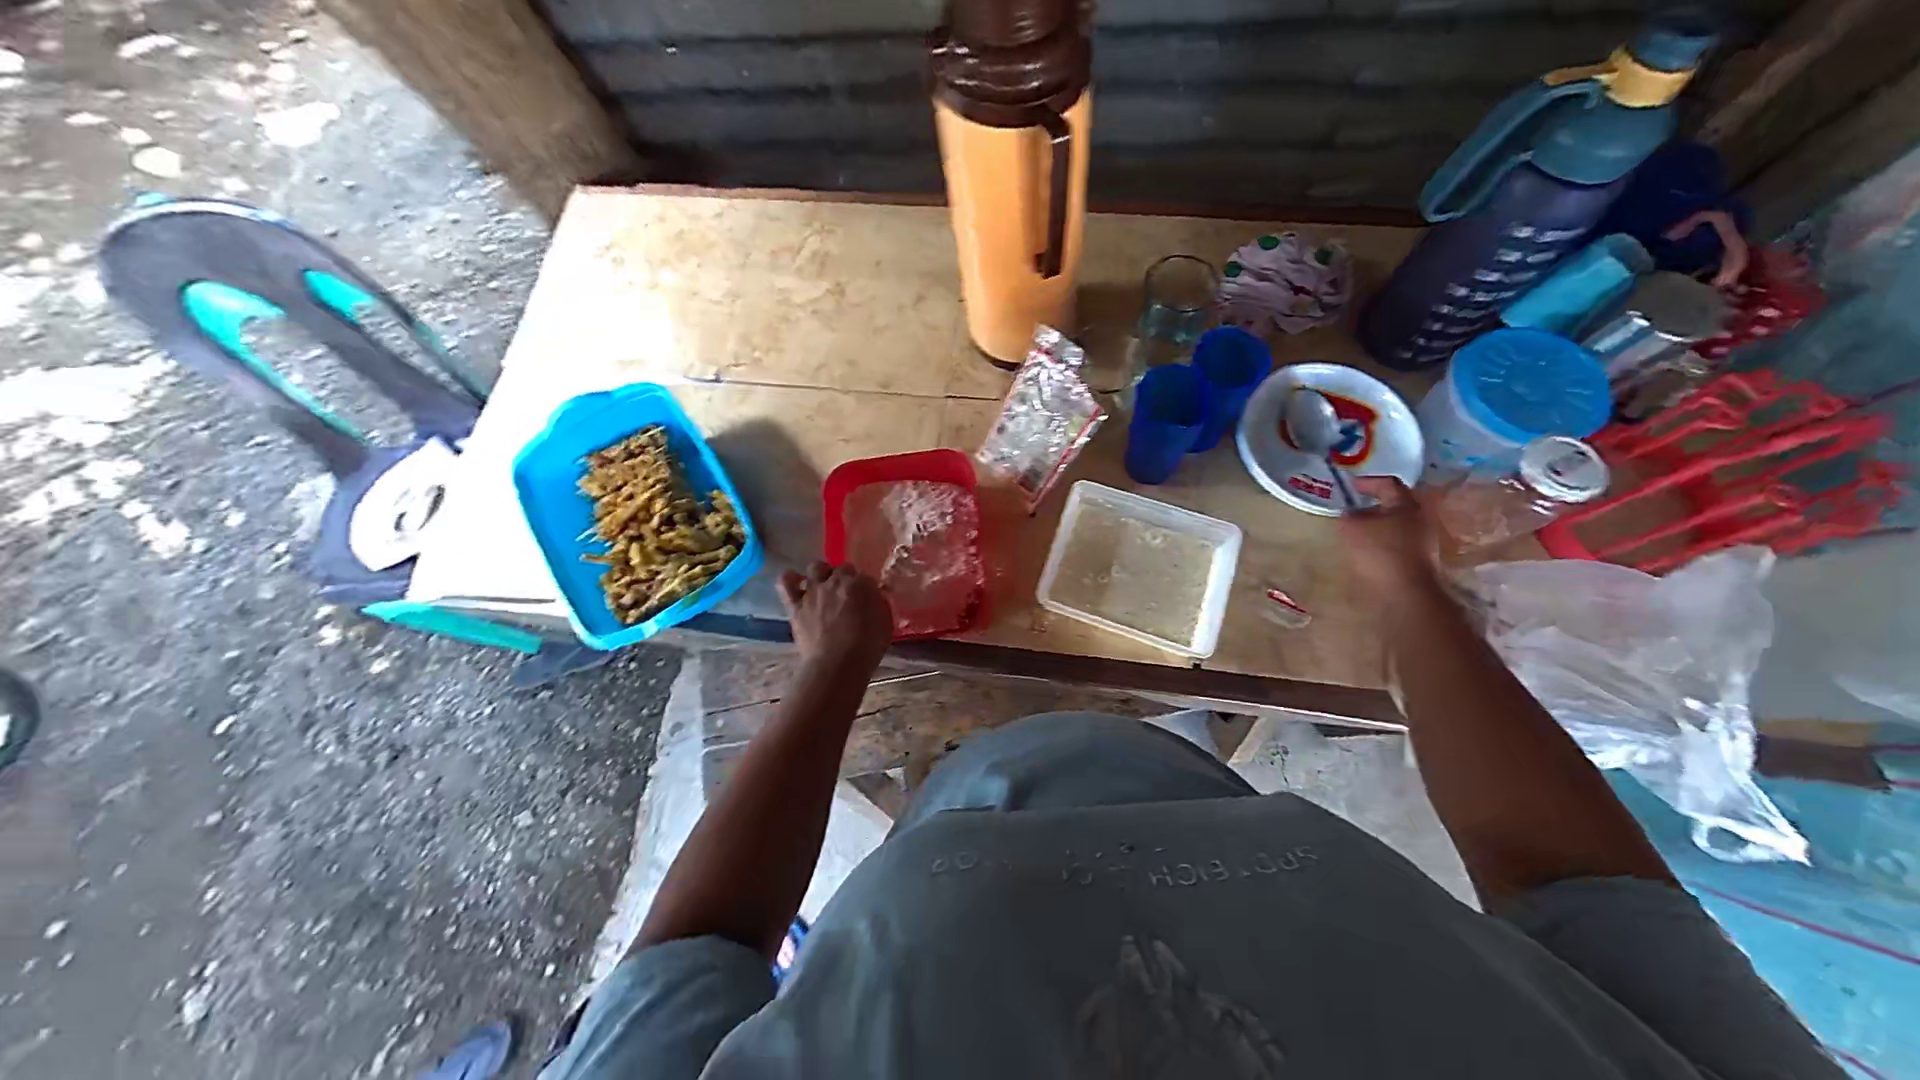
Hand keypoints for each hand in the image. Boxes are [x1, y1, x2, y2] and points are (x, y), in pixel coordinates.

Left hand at [778, 562, 892, 672]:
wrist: (837, 663)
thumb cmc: (867, 647)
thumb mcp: (885, 623)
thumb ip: (879, 605)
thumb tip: (874, 597)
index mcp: (861, 584)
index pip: (864, 575)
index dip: (865, 586)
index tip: (866, 597)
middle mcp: (836, 581)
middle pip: (841, 568)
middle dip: (844, 577)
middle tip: (846, 593)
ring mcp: (814, 591)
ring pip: (815, 567)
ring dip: (821, 574)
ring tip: (823, 586)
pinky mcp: (795, 605)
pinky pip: (786, 583)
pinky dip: (790, 579)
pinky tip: (794, 581)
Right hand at [1338, 477, 1440, 601]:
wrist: (1407, 591)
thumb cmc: (1379, 552)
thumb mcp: (1351, 528)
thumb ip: (1348, 516)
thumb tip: (1350, 514)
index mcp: (1406, 504)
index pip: (1388, 483)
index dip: (1368, 482)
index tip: (1351, 486)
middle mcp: (1420, 517)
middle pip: (1396, 503)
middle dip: (1375, 504)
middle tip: (1355, 508)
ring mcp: (1424, 539)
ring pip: (1398, 523)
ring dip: (1379, 524)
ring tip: (1358, 531)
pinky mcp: (1422, 558)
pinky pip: (1400, 541)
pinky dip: (1384, 540)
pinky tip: (1369, 550)